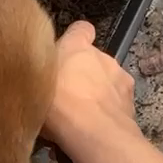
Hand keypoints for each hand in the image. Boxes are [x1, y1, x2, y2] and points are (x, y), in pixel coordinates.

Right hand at [44, 20, 139, 155]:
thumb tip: (35, 78)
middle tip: (66, 94)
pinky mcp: (130, 100)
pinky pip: (117, 100)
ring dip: (98, 91)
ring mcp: (120, 77)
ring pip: (108, 80)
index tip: (63, 54)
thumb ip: (39, 75)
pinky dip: (109, 108)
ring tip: (83, 113)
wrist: (92, 133)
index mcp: (76, 47)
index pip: (80, 29)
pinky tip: (97, 125)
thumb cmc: (56, 106)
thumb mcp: (32, 87)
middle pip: (93, 59)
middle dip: (83, 73)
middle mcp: (102, 56)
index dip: (74, 40)